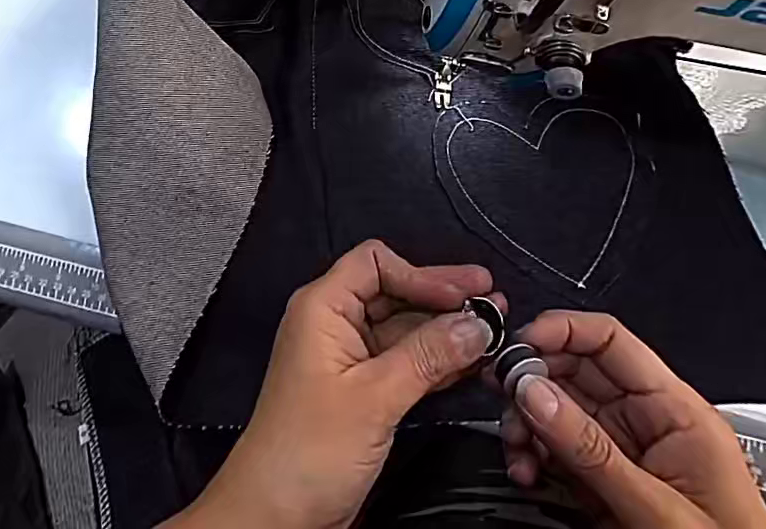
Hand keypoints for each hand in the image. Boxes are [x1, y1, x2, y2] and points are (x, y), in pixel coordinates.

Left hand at [168, 240, 499, 528]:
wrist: (272, 523)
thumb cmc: (305, 454)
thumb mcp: (373, 397)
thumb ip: (428, 356)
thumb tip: (476, 325)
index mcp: (324, 308)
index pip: (377, 263)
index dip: (421, 273)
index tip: (461, 294)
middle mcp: (337, 323)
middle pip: (398, 291)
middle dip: (445, 297)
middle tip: (491, 298)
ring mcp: (352, 357)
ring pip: (408, 327)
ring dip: (448, 329)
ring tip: (493, 326)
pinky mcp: (365, 388)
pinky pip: (408, 359)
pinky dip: (438, 359)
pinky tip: (472, 359)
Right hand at [499, 311, 765, 528]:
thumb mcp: (659, 511)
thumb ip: (593, 451)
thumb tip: (536, 392)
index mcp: (677, 411)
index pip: (613, 340)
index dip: (564, 330)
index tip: (524, 343)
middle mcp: (649, 423)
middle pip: (579, 372)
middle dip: (536, 380)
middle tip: (506, 397)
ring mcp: (627, 454)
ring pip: (563, 411)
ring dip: (530, 422)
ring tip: (516, 444)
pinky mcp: (610, 486)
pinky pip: (562, 451)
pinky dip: (537, 455)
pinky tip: (528, 469)